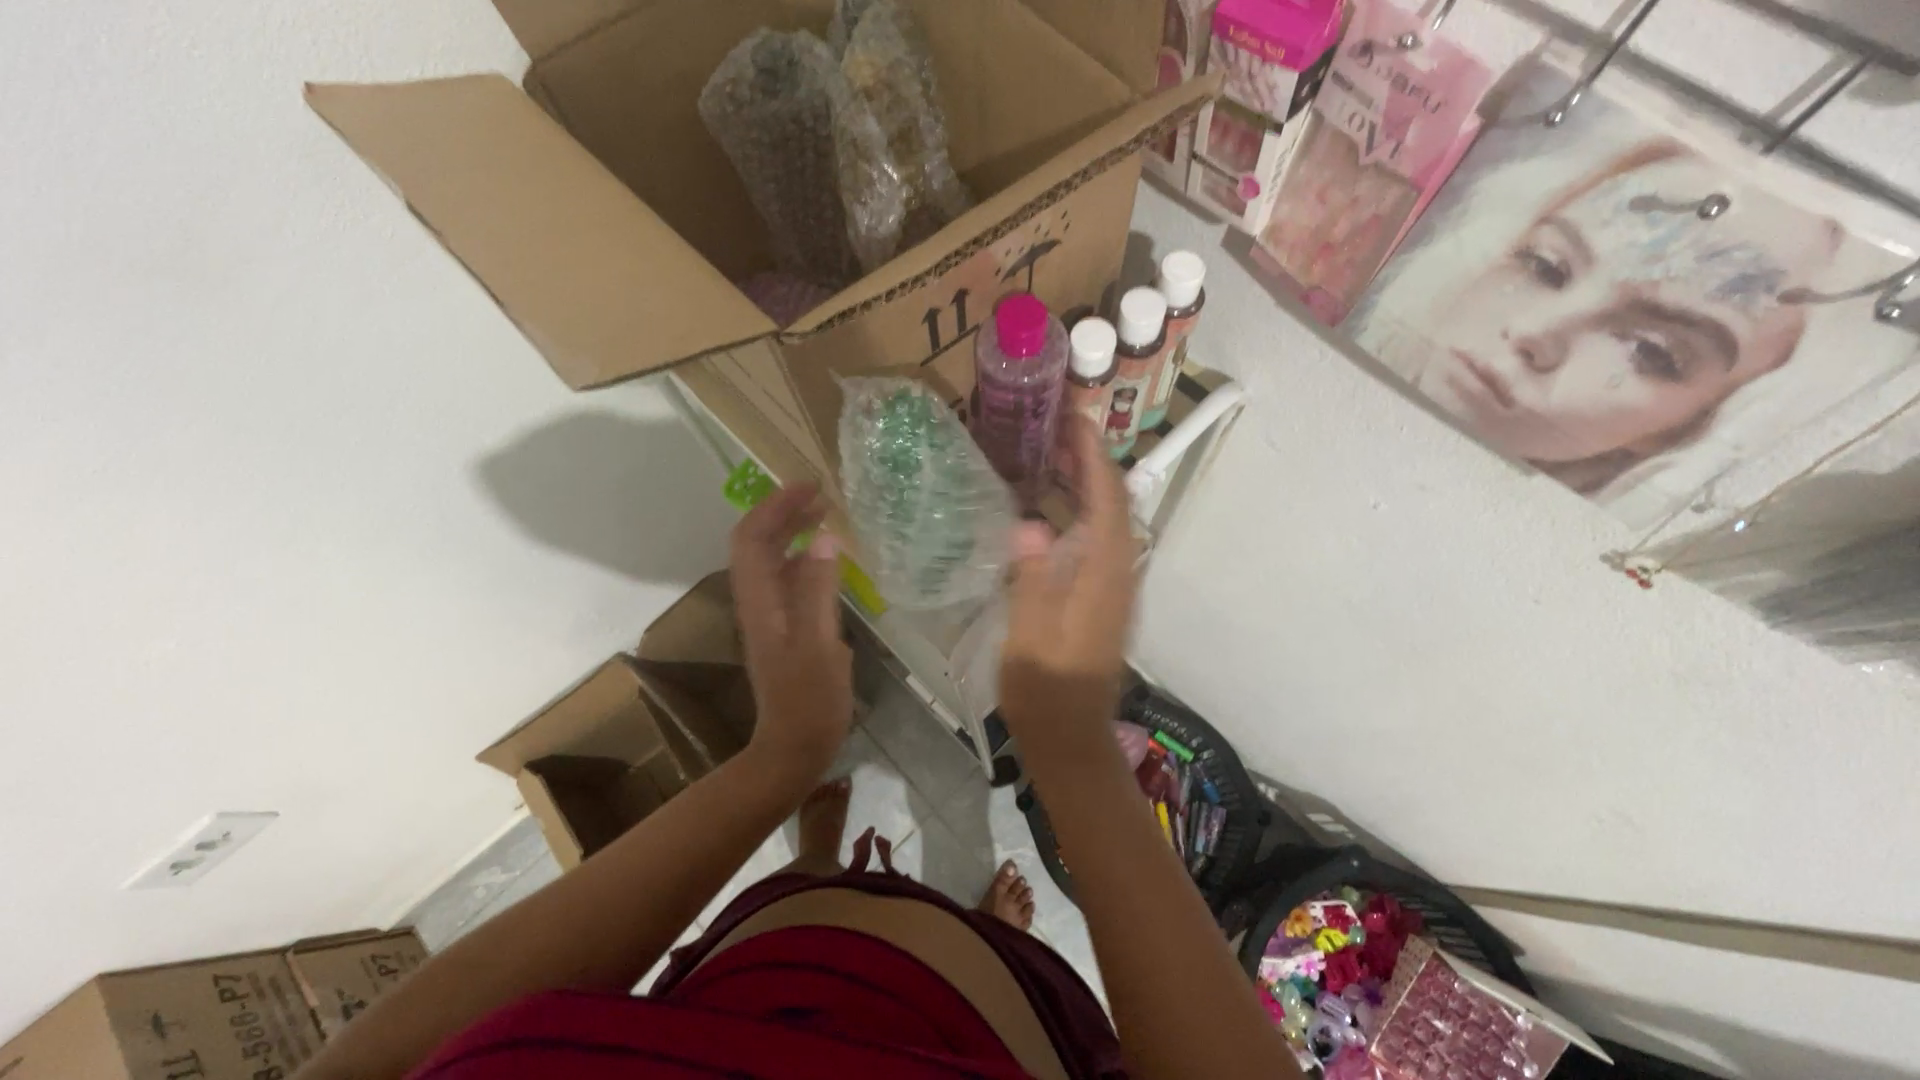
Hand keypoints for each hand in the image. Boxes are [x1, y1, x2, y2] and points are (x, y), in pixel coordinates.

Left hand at [730, 483, 853, 775]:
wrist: (793, 747)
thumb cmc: (809, 699)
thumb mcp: (820, 643)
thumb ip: (819, 589)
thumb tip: (825, 537)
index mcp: (761, 602)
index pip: (752, 538)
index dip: (776, 506)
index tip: (810, 486)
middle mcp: (758, 603)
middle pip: (757, 544)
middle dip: (783, 512)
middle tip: (822, 495)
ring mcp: (769, 617)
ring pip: (770, 560)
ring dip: (791, 532)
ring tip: (825, 515)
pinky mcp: (783, 630)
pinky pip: (785, 580)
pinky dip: (802, 558)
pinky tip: (827, 560)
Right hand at [999, 416, 1140, 747]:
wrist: (1072, 738)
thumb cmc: (1044, 690)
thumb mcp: (1027, 637)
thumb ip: (1030, 578)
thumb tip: (1029, 522)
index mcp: (1103, 575)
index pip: (1107, 499)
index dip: (1093, 455)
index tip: (1073, 417)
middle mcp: (1119, 573)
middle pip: (1115, 503)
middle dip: (1091, 461)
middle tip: (1055, 427)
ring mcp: (1115, 587)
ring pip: (1110, 521)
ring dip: (1088, 485)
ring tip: (1051, 456)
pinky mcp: (1105, 600)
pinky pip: (1100, 540)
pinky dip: (1083, 512)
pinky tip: (1053, 512)